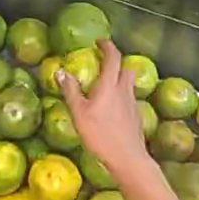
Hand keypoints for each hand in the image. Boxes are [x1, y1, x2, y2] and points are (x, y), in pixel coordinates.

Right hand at [57, 40, 153, 189]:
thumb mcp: (79, 113)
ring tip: (107, 83)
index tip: (100, 42)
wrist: (127, 157)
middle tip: (103, 62)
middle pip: (125, 67)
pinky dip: (122, 93)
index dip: (107, 46)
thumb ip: (71, 91)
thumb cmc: (100, 134)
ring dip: (120, 76)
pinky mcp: (136, 115)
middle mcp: (124, 89)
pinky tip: (113, 106)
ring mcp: (133, 102)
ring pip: (129, 82)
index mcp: (110, 85)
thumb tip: (62, 72)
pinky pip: (130, 96)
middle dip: (116, 61)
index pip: (113, 57)